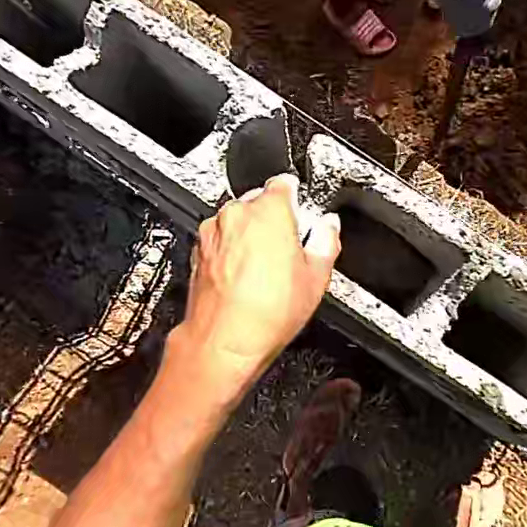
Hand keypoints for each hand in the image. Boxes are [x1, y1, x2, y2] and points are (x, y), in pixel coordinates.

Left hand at [173, 174, 339, 388]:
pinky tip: (245, 280)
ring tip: (265, 272)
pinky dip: (231, 253)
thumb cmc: (266, 313)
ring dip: (250, 237)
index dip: (297, 199)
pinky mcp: (199, 251)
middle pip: (259, 202)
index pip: (285, 184)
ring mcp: (213, 231)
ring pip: (237, 222)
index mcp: (269, 209)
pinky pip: (221, 242)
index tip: (302, 214)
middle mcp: (236, 214)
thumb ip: (326, 241)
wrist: (223, 342)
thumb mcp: (317, 277)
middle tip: (288, 252)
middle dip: (274, 221)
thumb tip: (328, 228)